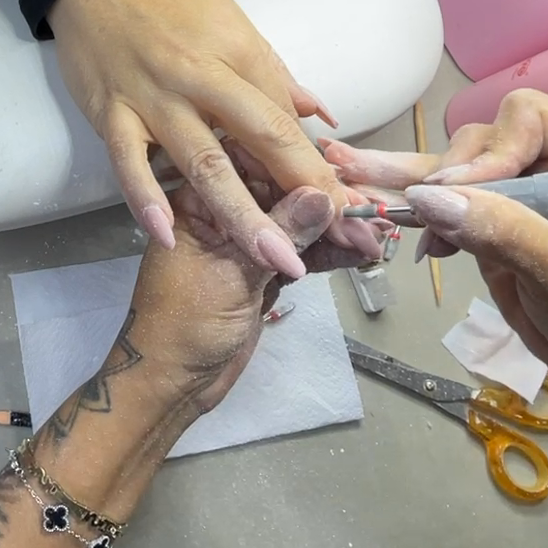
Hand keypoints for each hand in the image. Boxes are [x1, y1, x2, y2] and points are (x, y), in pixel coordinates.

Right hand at [51, 0, 386, 278]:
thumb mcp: (229, 19)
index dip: (317, 165)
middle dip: (299, 191)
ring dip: (239, 212)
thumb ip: (269, 70)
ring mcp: (153, 98)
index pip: (284, 116)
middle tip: (336, 239)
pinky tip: (164, 235)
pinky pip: (128, 162)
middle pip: (257, 138)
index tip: (346, 207)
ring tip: (270, 257)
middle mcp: (199, 77)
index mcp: (236, 51)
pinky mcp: (110, 113)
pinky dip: (144, 198)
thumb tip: (315, 112)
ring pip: (200, 160)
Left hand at [126, 143, 373, 413]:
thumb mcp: (233, 274)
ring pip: (295, 226)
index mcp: (198, 200)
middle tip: (369, 219)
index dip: (296, 171)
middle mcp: (221, 213)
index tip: (340, 183)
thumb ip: (279, 234)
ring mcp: (243, 244)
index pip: (251, 166)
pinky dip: (326, 256)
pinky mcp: (260, 271)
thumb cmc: (184, 323)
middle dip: (325, 207)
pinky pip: (298, 255)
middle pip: (281, 194)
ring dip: (334, 234)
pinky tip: (359, 255)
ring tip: (375, 241)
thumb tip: (323, 195)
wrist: (171, 382)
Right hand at [320, 90, 547, 387]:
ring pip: (451, 168)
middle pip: (482, 141)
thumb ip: (503, 231)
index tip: (461, 194)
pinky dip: (405, 201)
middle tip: (421, 215)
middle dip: (447, 176)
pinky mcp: (485, 218)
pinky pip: (439, 200)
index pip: (531, 122)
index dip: (491, 150)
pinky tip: (366, 194)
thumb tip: (425, 197)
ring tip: (346, 167)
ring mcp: (515, 192)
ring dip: (403, 176)